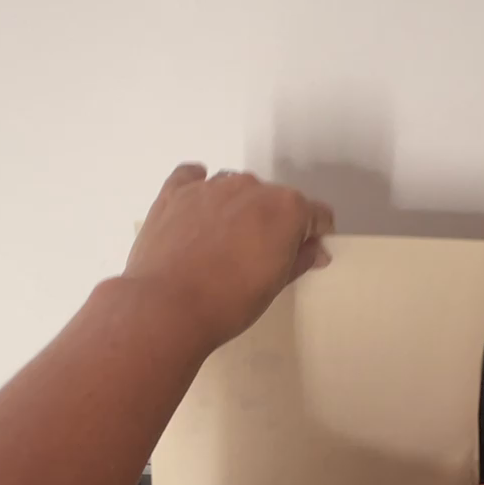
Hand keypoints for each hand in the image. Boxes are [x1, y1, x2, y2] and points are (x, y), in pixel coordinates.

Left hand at [123, 163, 333, 347]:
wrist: (167, 307)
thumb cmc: (229, 302)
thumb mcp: (275, 285)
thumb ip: (300, 259)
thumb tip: (315, 250)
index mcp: (285, 207)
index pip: (316, 214)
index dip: (314, 234)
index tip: (305, 252)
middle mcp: (251, 186)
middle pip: (274, 199)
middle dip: (273, 222)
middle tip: (258, 256)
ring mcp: (211, 186)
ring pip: (236, 188)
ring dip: (238, 208)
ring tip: (222, 244)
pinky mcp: (175, 191)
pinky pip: (193, 178)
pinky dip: (200, 188)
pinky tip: (198, 209)